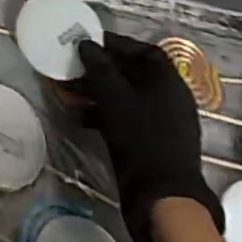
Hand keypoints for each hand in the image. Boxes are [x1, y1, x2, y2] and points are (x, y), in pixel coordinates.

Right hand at [75, 33, 222, 241]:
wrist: (162, 198)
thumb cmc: (141, 139)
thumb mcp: (114, 98)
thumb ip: (99, 67)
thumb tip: (86, 43)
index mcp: (168, 79)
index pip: (143, 50)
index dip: (116, 44)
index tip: (90, 43)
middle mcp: (170, 96)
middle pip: (134, 73)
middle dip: (102, 69)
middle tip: (75, 67)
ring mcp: (164, 122)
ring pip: (128, 96)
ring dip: (100, 92)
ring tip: (72, 93)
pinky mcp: (155, 143)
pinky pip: (128, 117)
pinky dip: (106, 114)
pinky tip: (81, 119)